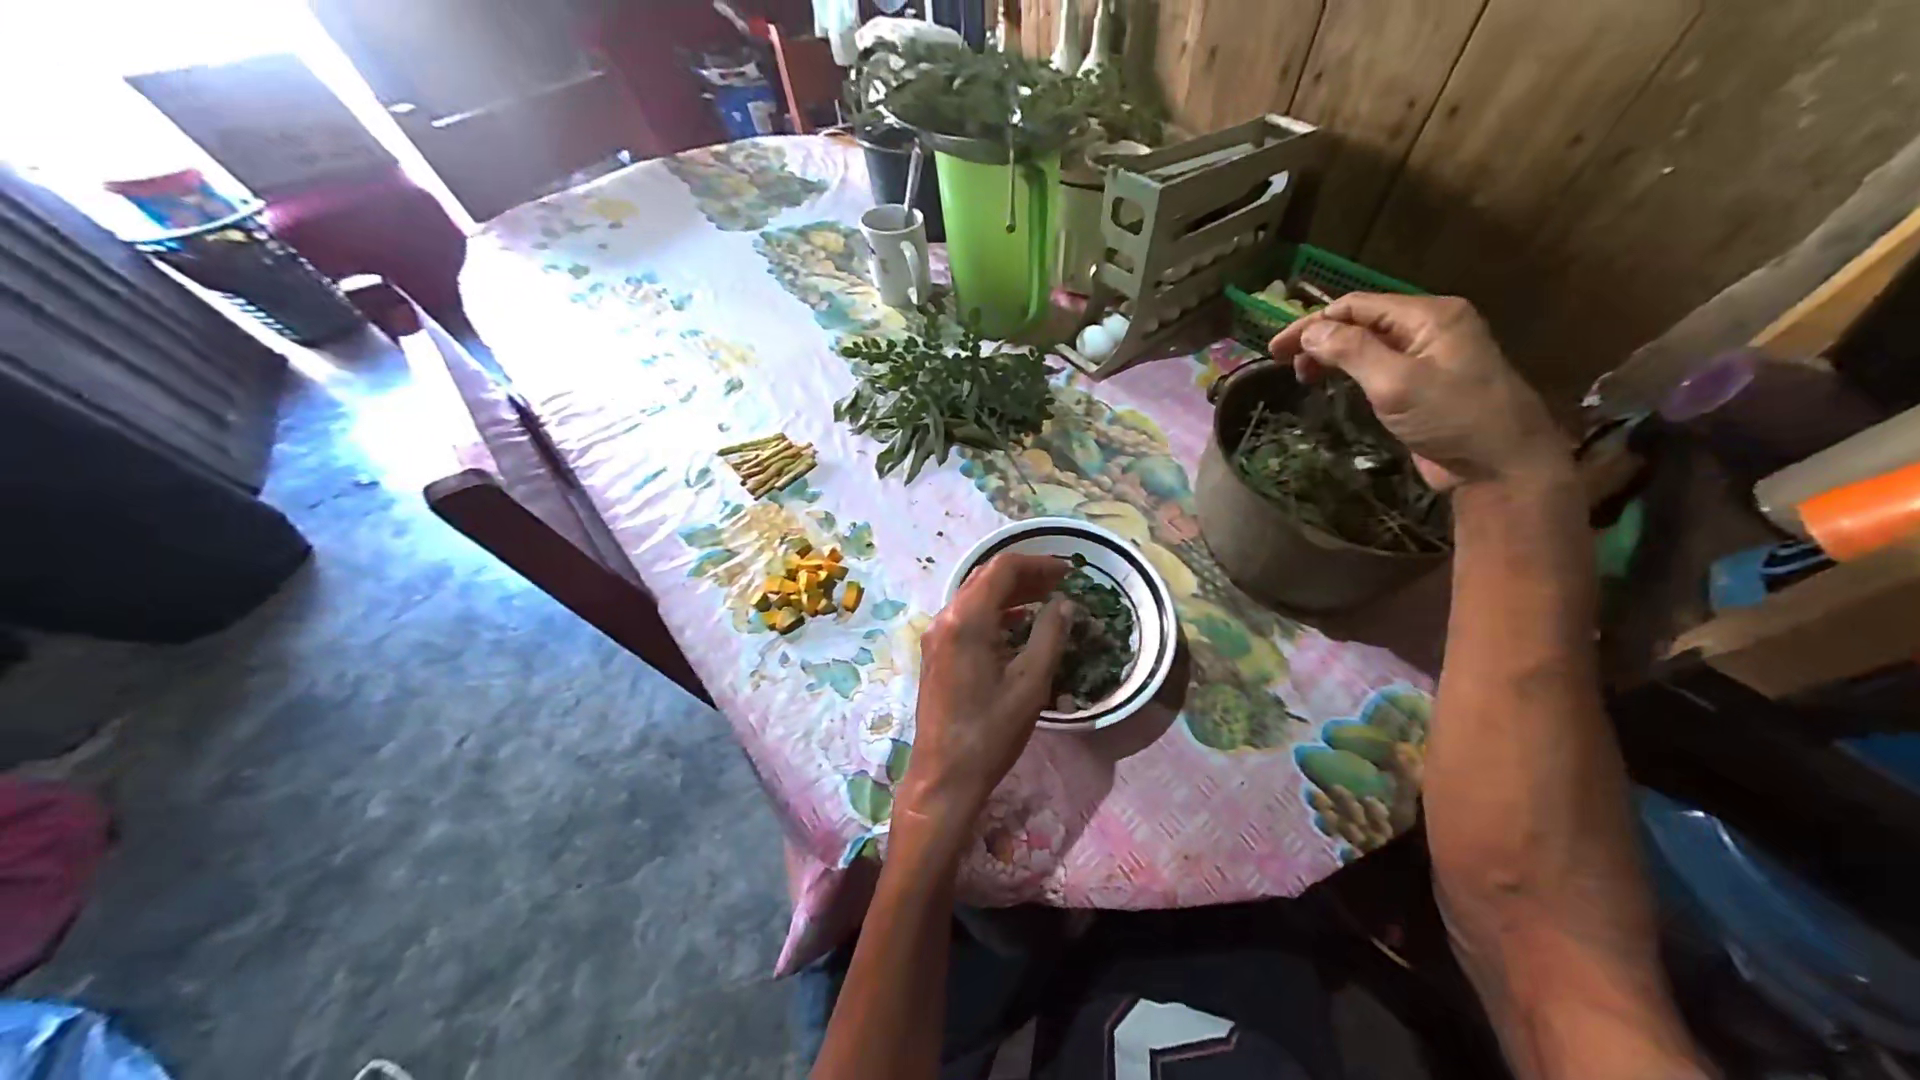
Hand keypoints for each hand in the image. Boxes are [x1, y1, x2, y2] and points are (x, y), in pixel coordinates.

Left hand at [899, 554, 1073, 822]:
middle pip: (986, 578)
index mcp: (966, 619)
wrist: (944, 774)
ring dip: (1011, 593)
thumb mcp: (1031, 682)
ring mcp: (936, 636)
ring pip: (976, 597)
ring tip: (1048, 600)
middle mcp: (945, 618)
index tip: (1069, 571)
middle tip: (1061, 584)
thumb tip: (1065, 603)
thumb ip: (1050, 634)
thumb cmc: (991, 730)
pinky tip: (1020, 626)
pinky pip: (967, 618)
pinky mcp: (936, 653)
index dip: (1039, 564)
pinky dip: (995, 613)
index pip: (1002, 568)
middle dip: (1025, 575)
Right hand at [1268, 294, 1567, 489]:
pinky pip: (1379, 365)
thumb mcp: (1396, 382)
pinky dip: (1350, 370)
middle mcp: (1430, 327)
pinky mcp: (1425, 383)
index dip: (1311, 324)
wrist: (1501, 466)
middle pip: (1360, 321)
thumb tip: (1309, 332)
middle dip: (1319, 338)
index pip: (1356, 305)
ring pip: (1368, 343)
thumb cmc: (1452, 418)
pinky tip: (1335, 385)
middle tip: (1285, 366)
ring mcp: (1430, 355)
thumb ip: (1351, 351)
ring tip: (1306, 378)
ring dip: (1332, 355)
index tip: (1275, 350)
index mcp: (1429, 316)